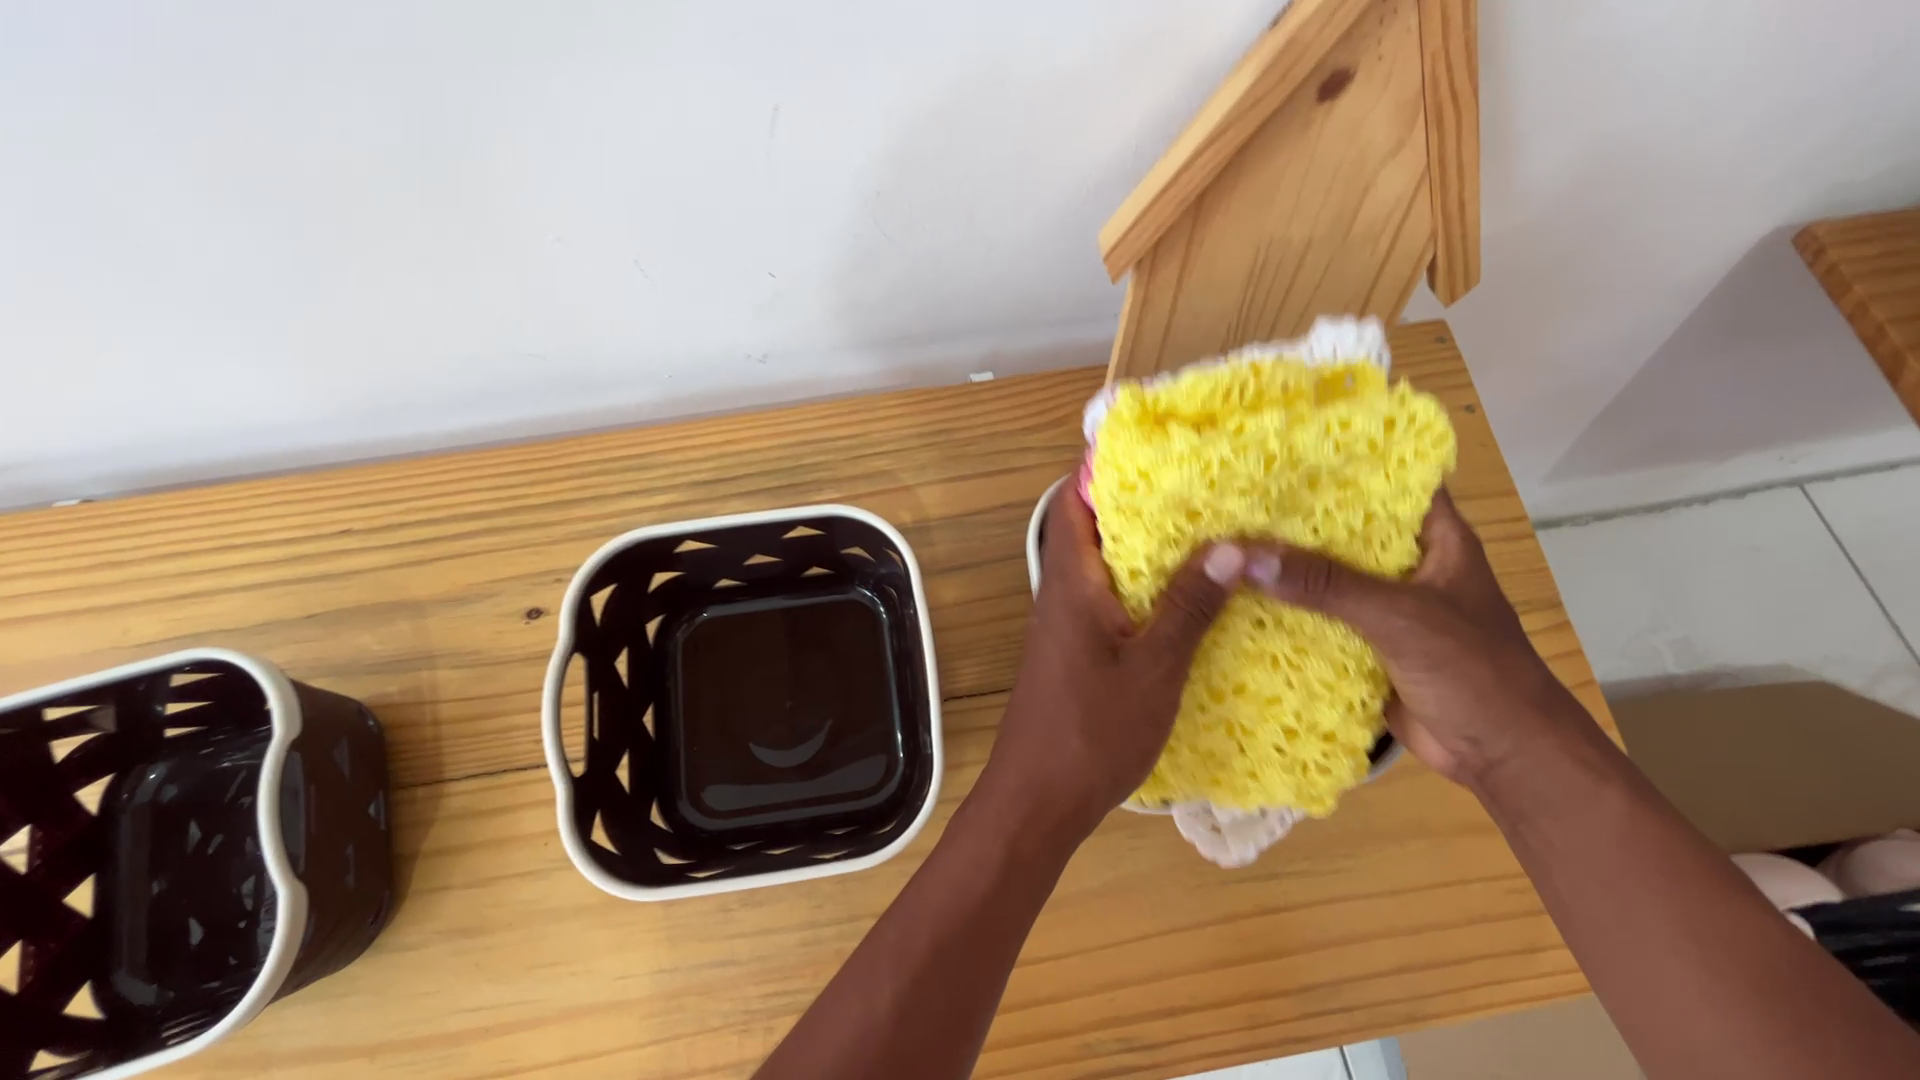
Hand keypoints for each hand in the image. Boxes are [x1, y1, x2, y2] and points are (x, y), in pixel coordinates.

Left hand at [983, 488, 1242, 838]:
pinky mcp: (1076, 650)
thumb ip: (1188, 607)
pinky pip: (1110, 599)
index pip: (1075, 497)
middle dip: (1142, 502)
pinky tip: (1189, 597)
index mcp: (1071, 581)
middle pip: (1094, 526)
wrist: (1037, 799)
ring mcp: (1066, 623)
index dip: (1106, 463)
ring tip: (1210, 529)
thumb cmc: (1091, 730)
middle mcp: (1062, 592)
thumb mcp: (1154, 668)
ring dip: (1147, 547)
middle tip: (1206, 485)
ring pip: (1105, 565)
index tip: (1160, 444)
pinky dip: (1144, 586)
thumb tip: (1229, 544)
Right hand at [1242, 491, 1588, 786]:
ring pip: (1325, 575)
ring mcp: (1382, 605)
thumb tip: (1241, 556)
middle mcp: (1405, 563)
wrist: (1502, 755)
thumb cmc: (1474, 671)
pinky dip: (1282, 610)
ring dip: (1282, 566)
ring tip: (1219, 539)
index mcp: (1435, 538)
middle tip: (1228, 496)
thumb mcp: (1401, 618)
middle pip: (1343, 528)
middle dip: (1292, 516)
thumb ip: (1325, 585)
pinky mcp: (1363, 643)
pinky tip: (1235, 597)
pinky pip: (1316, 618)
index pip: (1388, 479)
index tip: (1278, 448)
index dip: (1340, 460)